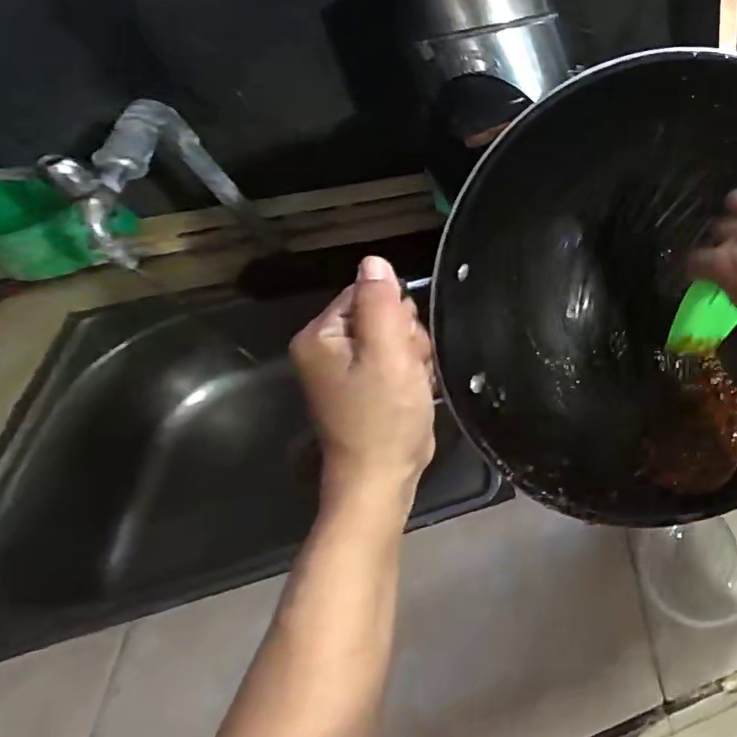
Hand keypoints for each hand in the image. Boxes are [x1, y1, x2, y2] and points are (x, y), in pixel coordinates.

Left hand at [290, 256, 436, 494]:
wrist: (382, 476)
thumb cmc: (383, 416)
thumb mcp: (387, 354)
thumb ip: (381, 304)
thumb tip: (374, 261)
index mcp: (321, 336)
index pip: (368, 293)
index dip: (397, 314)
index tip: (402, 346)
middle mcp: (328, 348)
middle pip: (385, 314)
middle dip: (407, 337)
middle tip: (408, 368)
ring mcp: (348, 368)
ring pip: (398, 336)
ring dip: (415, 355)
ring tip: (413, 382)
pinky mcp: (368, 384)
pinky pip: (400, 358)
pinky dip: (413, 371)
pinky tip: (414, 390)